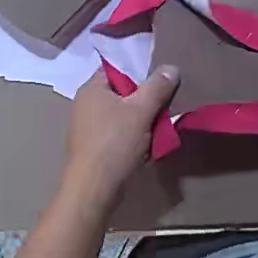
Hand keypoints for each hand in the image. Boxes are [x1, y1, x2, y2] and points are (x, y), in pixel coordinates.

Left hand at [55, 66, 179, 219]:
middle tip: (166, 102)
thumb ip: (157, 87)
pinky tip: (148, 143)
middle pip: (121, 92)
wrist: (93, 189)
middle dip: (144, 98)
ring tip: (161, 123)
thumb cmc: (114, 143)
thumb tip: (171, 68)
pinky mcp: (93, 147)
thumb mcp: (141, 110)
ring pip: (122, 114)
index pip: (116, 68)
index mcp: (91, 88)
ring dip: (141, 119)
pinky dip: (133, 135)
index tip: (161, 77)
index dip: (138, 69)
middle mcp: (85, 104)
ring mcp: (87, 127)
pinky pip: (118, 133)